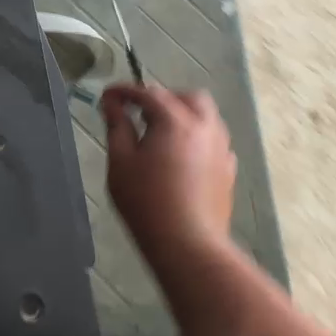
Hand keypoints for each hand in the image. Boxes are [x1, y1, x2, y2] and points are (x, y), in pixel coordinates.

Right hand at [100, 84, 237, 266]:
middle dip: (163, 98)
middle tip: (140, 112)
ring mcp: (221, 150)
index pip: (149, 93)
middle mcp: (204, 128)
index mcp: (175, 122)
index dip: (124, 91)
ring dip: (183, 115)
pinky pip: (214, 140)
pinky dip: (196, 137)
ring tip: (158, 133)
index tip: (107, 97)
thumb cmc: (145, 200)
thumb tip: (112, 103)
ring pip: (206, 117)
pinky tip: (178, 155)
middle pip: (189, 97)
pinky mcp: (228, 170)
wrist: (188, 244)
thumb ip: (117, 126)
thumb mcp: (120, 160)